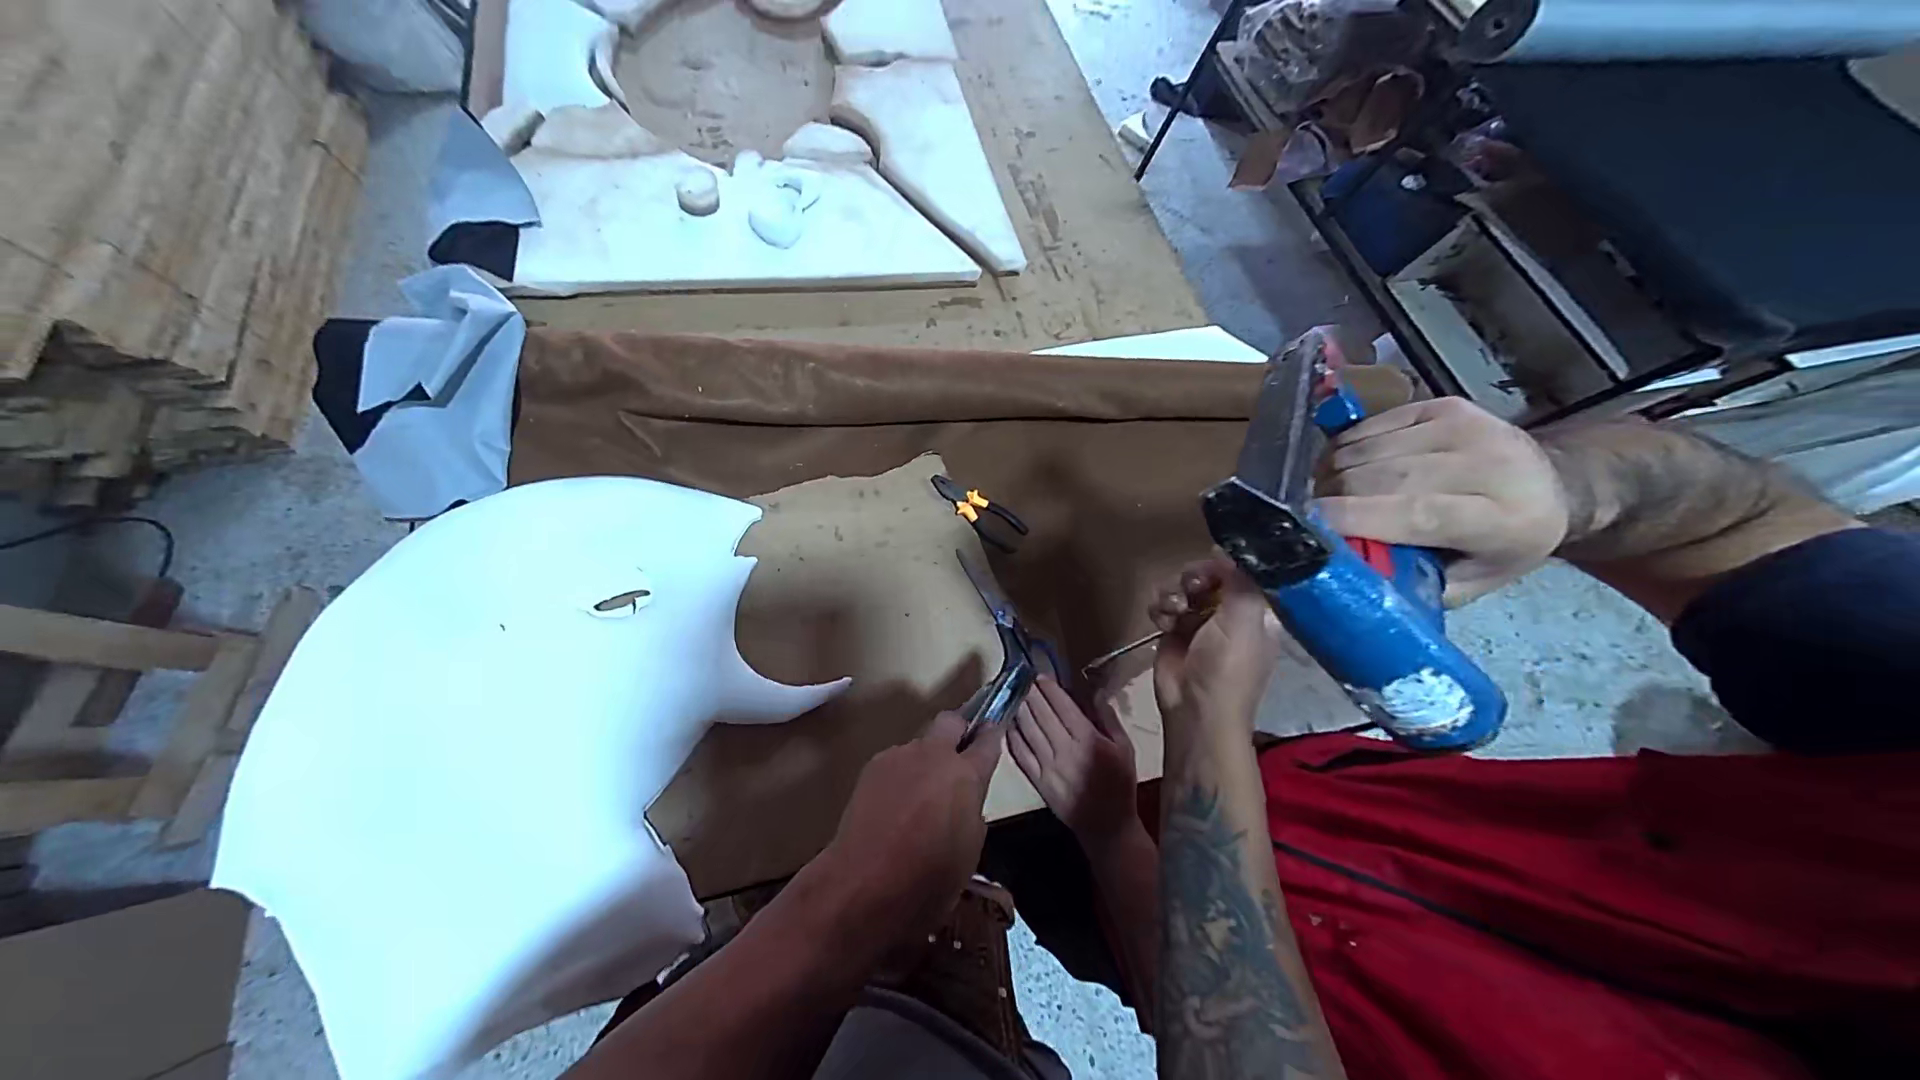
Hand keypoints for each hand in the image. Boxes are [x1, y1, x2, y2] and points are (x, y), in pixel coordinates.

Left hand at [808, 711, 1003, 948]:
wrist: (864, 884)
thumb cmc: (928, 878)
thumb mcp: (970, 849)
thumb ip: (972, 810)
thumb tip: (963, 798)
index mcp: (965, 775)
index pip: (987, 741)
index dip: (992, 735)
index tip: (993, 732)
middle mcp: (934, 755)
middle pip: (951, 721)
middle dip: (957, 733)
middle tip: (956, 759)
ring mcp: (900, 757)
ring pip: (919, 745)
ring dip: (925, 763)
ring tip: (916, 800)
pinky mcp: (872, 766)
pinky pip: (895, 762)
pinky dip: (900, 777)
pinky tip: (892, 807)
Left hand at [1009, 675, 1143, 851]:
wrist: (1108, 827)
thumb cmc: (1120, 785)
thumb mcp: (1125, 748)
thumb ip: (1107, 718)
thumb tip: (1092, 692)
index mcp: (1088, 741)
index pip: (1062, 706)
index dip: (1049, 689)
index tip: (1041, 676)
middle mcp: (1065, 751)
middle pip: (1041, 714)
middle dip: (1032, 694)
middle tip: (1025, 680)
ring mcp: (1048, 768)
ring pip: (1028, 731)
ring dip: (1020, 710)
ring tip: (1017, 696)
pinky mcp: (1037, 782)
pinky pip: (1020, 754)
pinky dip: (1013, 736)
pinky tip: (1010, 724)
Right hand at [1149, 555, 1281, 734]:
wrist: (1194, 709)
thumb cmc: (1227, 667)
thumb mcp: (1243, 619)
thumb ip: (1240, 580)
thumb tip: (1229, 549)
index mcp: (1255, 611)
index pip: (1240, 572)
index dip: (1223, 564)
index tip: (1211, 566)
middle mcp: (1229, 613)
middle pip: (1208, 575)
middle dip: (1194, 577)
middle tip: (1190, 588)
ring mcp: (1199, 622)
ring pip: (1182, 587)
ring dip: (1173, 593)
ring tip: (1173, 610)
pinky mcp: (1173, 632)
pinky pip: (1163, 604)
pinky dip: (1160, 608)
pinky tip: (1162, 621)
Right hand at [1315, 396, 1569, 604]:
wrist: (1553, 484)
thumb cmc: (1502, 546)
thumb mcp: (1466, 581)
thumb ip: (1410, 582)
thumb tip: (1343, 573)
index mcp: (1502, 519)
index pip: (1415, 512)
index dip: (1353, 517)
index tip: (1308, 526)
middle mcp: (1488, 464)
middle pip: (1380, 477)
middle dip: (1330, 498)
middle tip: (1308, 517)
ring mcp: (1464, 427)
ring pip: (1365, 450)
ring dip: (1329, 474)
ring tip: (1323, 496)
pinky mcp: (1443, 407)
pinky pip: (1368, 428)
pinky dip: (1342, 451)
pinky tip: (1342, 470)